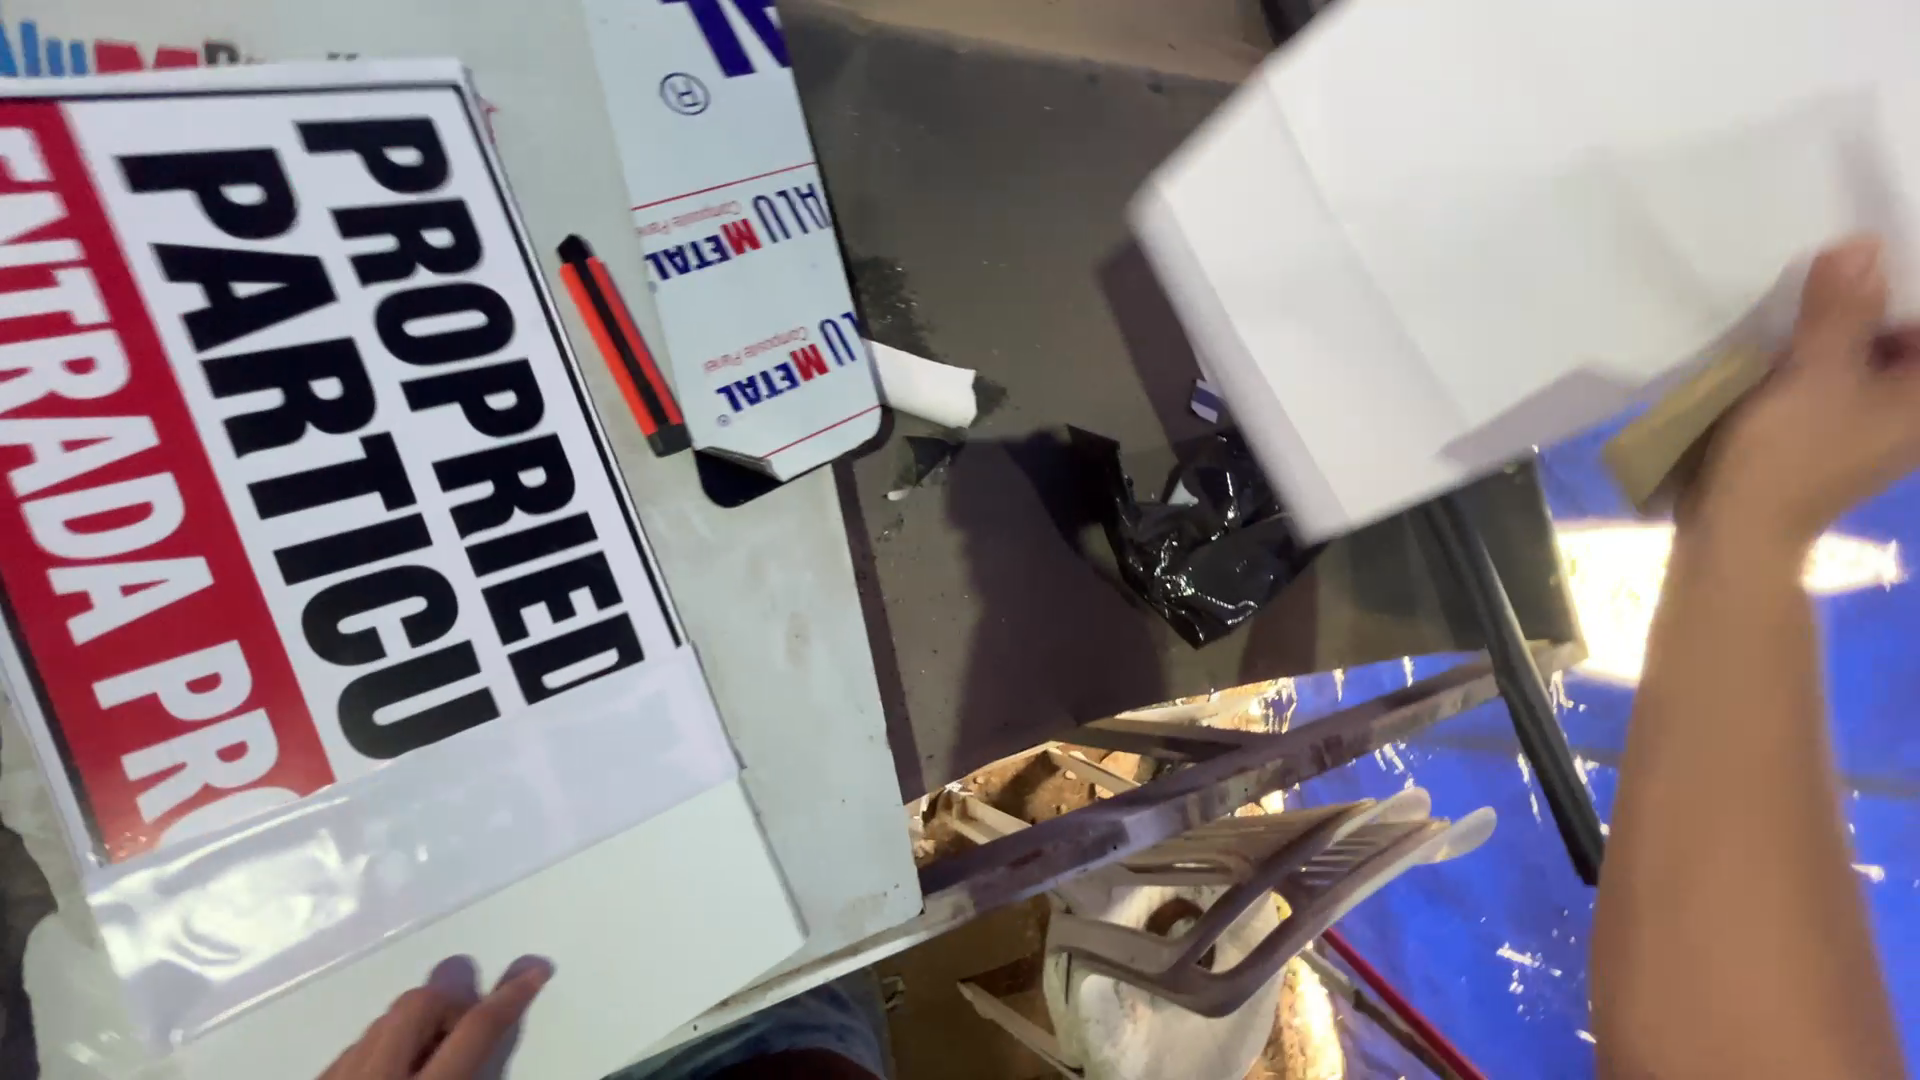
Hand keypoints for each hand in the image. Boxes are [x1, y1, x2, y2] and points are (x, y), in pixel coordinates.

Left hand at [318, 955, 550, 1079]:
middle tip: (467, 1026)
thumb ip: (478, 1067)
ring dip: (415, 1023)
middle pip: (421, 1003)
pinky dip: (379, 1048)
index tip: (536, 970)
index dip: (511, 995)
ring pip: (382, 1021)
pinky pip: (351, 1050)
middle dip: (453, 1001)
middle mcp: (375, 1078)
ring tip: (429, 1053)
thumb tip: (496, 1020)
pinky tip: (388, 1072)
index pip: (477, 1028)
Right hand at [1692, 235, 1919, 557]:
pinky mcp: (1838, 440)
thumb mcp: (1812, 375)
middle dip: (1869, 311)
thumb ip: (1840, 312)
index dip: (1902, 290)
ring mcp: (1881, 428)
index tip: (1862, 271)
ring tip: (1798, 323)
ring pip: (1873, 362)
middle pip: (1908, 340)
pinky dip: (1819, 368)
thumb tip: (1862, 244)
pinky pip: (1843, 386)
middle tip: (1825, 286)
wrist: (1737, 529)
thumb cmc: (1787, 454)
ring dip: (1838, 339)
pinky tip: (1784, 364)